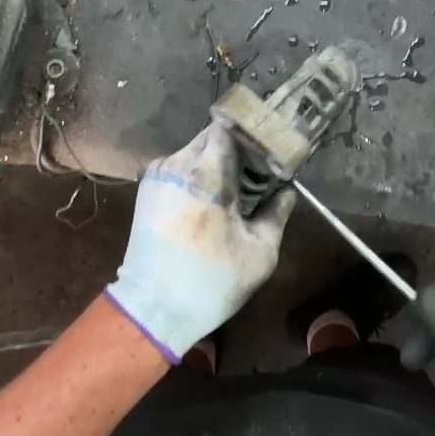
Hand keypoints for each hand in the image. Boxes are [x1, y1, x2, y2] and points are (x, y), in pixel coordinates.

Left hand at [104, 120, 293, 361]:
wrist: (154, 308)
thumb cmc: (212, 281)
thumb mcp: (260, 253)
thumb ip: (276, 213)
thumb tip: (287, 191)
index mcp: (205, 173)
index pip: (228, 126)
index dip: (250, 131)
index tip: (269, 146)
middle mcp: (177, 163)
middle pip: (212, 136)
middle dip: (236, 148)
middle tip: (258, 171)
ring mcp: (158, 174)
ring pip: (194, 151)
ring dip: (215, 162)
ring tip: (236, 189)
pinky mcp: (147, 188)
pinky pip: (179, 168)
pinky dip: (197, 175)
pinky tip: (210, 201)